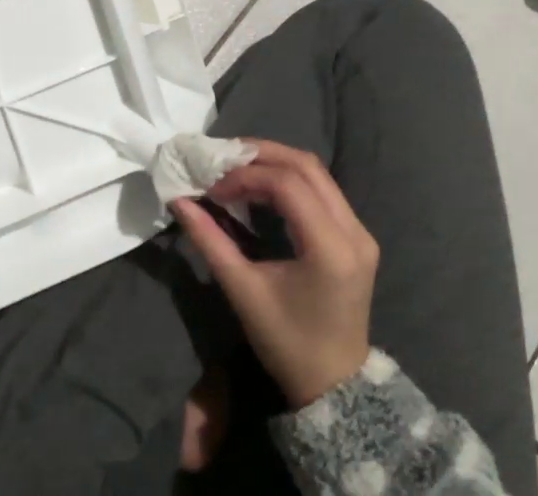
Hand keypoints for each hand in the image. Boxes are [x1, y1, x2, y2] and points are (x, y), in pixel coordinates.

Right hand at [171, 142, 377, 407]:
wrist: (333, 383)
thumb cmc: (286, 341)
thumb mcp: (242, 289)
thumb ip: (209, 240)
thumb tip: (178, 201)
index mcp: (330, 248)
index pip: (287, 184)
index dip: (244, 175)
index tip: (212, 189)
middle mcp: (354, 232)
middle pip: (307, 166)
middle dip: (259, 155)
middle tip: (220, 160)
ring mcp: (360, 233)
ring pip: (316, 174)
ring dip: (273, 164)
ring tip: (235, 169)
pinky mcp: (356, 237)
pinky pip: (322, 190)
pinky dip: (287, 180)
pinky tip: (258, 187)